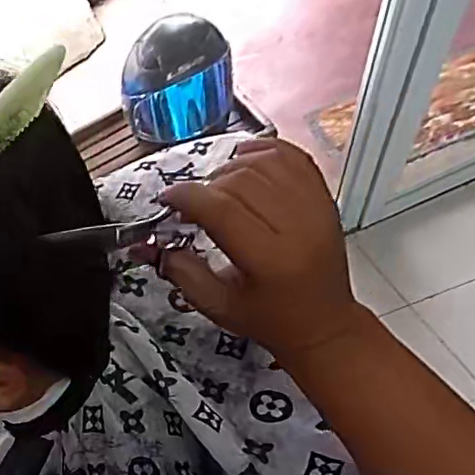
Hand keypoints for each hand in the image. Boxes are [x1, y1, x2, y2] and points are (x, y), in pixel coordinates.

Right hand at [158, 138, 372, 359]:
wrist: (321, 323)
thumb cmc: (266, 318)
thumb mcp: (217, 306)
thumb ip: (183, 273)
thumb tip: (150, 245)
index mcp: (269, 259)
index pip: (223, 210)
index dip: (188, 197)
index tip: (167, 199)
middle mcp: (298, 226)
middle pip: (242, 181)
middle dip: (206, 186)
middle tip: (190, 205)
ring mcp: (315, 207)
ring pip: (266, 163)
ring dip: (231, 168)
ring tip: (214, 189)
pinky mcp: (324, 198)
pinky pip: (293, 157)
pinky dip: (264, 151)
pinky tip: (244, 160)